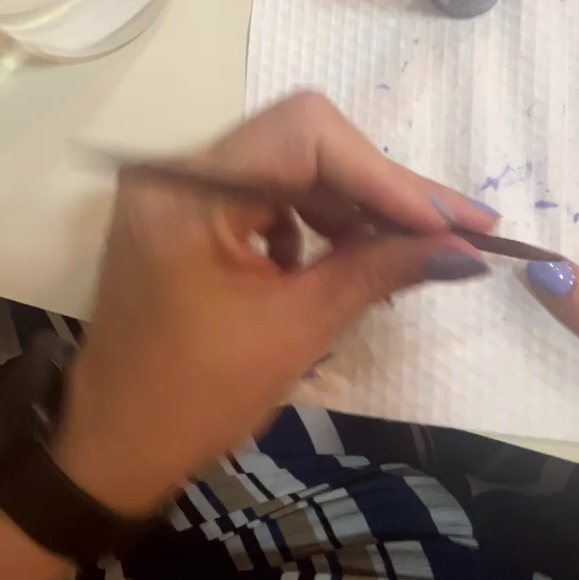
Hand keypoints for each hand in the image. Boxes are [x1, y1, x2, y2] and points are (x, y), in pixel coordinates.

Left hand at [56, 91, 497, 514]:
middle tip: (452, 231)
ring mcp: (177, 186)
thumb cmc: (194, 400)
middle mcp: (176, 168)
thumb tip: (465, 248)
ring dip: (350, 204)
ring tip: (405, 250)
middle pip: (299, 142)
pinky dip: (312, 219)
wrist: (113, 444)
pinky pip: (264, 191)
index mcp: (188, 190)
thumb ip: (379, 270)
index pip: (303, 135)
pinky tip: (345, 257)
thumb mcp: (294, 331)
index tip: (450, 223)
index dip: (385, 174)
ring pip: (287, 164)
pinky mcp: (186, 209)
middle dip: (378, 188)